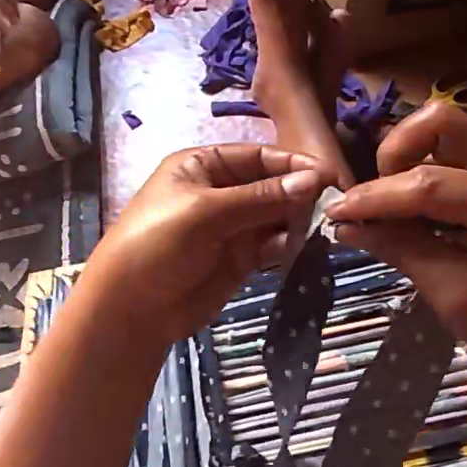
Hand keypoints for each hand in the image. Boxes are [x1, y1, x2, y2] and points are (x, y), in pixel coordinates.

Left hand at [76, 145, 324, 347]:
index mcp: (203, 166)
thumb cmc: (158, 244)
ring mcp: (232, 226)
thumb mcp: (207, 212)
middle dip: (299, 192)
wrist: (131, 310)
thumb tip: (314, 180)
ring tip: (326, 225)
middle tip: (334, 203)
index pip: (257, 156)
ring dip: (299, 219)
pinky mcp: (241, 258)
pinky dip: (291, 244)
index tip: (327, 174)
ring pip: (276, 215)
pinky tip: (308, 245)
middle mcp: (221, 192)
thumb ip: (262, 197)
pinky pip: (273, 244)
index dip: (291, 163)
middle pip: (271, 184)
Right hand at [326, 104, 466, 355]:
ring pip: (438, 129)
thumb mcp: (447, 289)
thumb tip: (344, 225)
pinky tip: (403, 206)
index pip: (430, 184)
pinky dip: (411, 169)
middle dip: (396, 152)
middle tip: (380, 199)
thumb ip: (397, 247)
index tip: (338, 212)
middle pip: (440, 123)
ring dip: (402, 158)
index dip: (377, 196)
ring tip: (390, 204)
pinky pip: (440, 150)